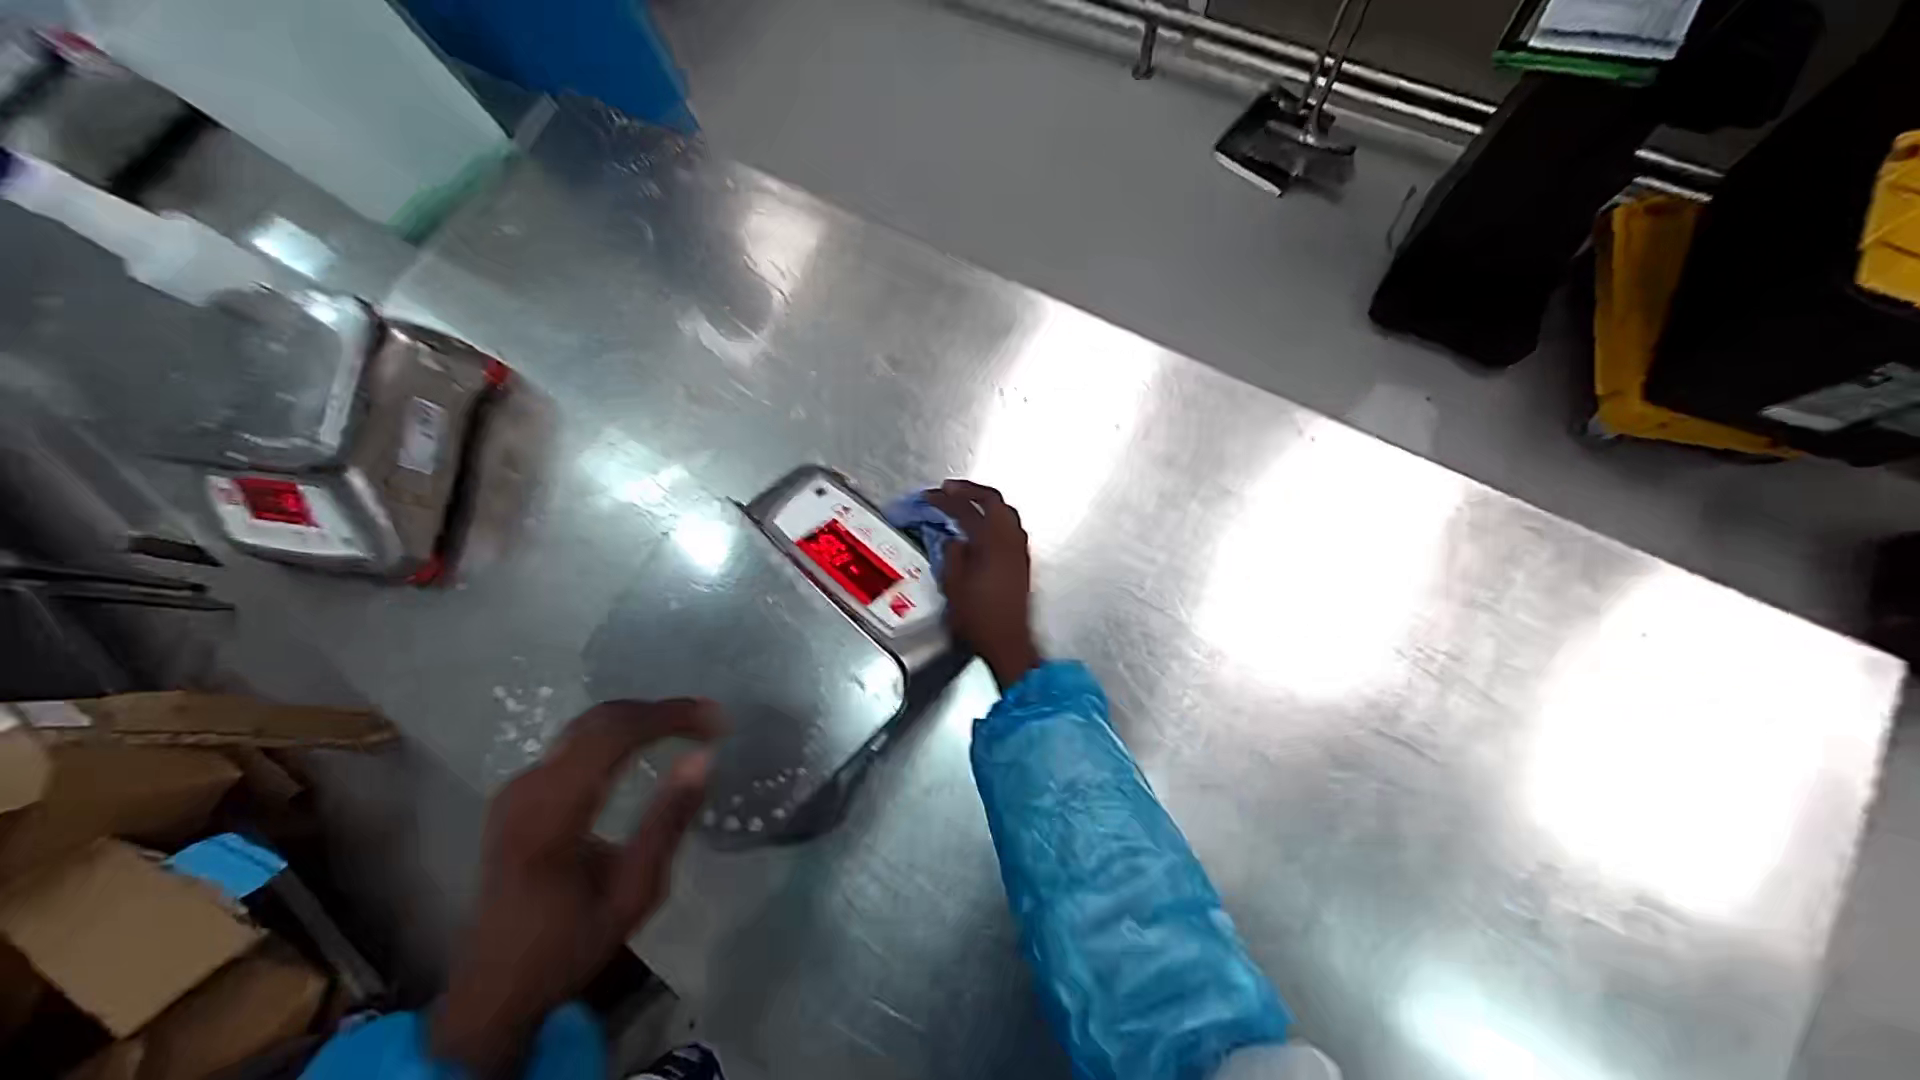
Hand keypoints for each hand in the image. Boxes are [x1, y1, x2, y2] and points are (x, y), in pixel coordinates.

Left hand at [432, 699, 722, 1077]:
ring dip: (642, 718)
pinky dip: (621, 732)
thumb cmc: (571, 943)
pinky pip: (577, 742)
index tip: (717, 722)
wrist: (496, 985)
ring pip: (588, 725)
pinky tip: (648, 741)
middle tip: (710, 720)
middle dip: (661, 711)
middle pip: (601, 720)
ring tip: (689, 726)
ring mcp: (518, 786)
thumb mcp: (634, 892)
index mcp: (551, 813)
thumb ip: (668, 821)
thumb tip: (704, 756)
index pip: (615, 735)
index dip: (670, 717)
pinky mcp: (519, 790)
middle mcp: (527, 787)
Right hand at [927, 479, 1042, 689]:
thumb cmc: (979, 617)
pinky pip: (1011, 527)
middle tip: (951, 489)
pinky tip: (985, 527)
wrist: (1008, 640)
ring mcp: (1020, 550)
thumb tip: (955, 541)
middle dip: (970, 490)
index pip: (966, 509)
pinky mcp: (1023, 562)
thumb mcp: (953, 584)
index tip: (932, 495)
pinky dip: (996, 518)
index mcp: (991, 542)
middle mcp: (1010, 541)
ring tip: (968, 503)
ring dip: (986, 502)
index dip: (946, 499)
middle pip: (994, 500)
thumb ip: (952, 555)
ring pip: (1006, 512)